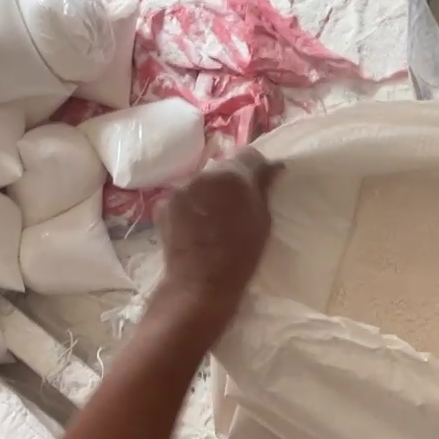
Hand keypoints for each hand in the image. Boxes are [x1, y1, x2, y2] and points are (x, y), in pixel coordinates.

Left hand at [154, 147, 280, 334]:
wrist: (200, 283)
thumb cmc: (241, 255)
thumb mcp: (263, 222)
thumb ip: (264, 189)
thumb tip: (274, 167)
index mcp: (233, 175)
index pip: (250, 156)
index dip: (259, 168)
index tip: (264, 183)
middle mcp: (204, 174)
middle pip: (224, 169)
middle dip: (233, 182)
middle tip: (241, 205)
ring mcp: (181, 189)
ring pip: (203, 183)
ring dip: (212, 194)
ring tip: (217, 219)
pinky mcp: (164, 205)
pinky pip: (185, 198)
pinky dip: (194, 207)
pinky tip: (199, 227)